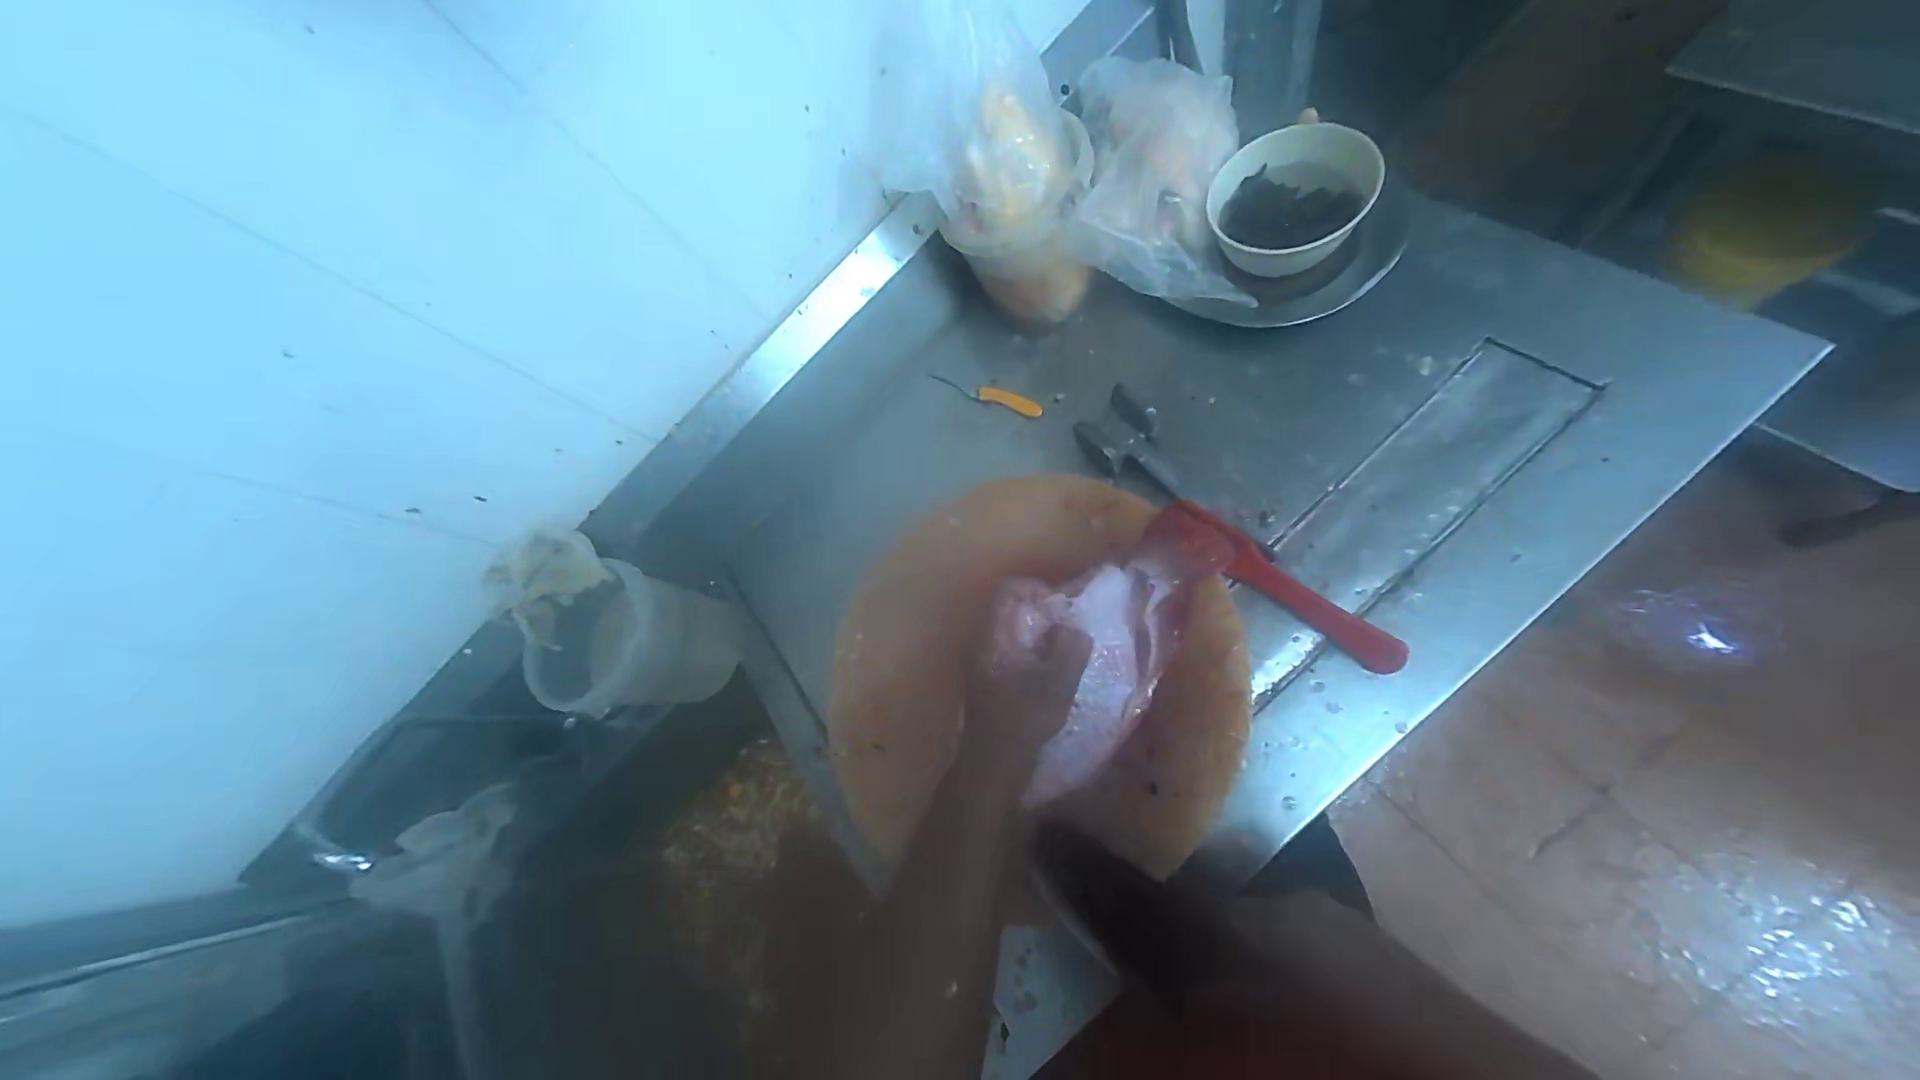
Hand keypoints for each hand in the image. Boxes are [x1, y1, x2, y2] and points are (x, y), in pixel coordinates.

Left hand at [960, 597, 1092, 793]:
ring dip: (1036, 631)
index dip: (1035, 587)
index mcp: (990, 636)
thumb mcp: (1057, 683)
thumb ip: (1070, 647)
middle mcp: (978, 642)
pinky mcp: (984, 677)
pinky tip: (1048, 668)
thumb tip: (1071, 628)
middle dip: (1039, 609)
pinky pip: (1006, 647)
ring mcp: (978, 660)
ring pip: (1007, 628)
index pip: (1007, 589)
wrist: (992, 764)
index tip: (1060, 604)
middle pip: (1006, 606)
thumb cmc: (1023, 720)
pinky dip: (1028, 648)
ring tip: (1062, 646)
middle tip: (1066, 623)